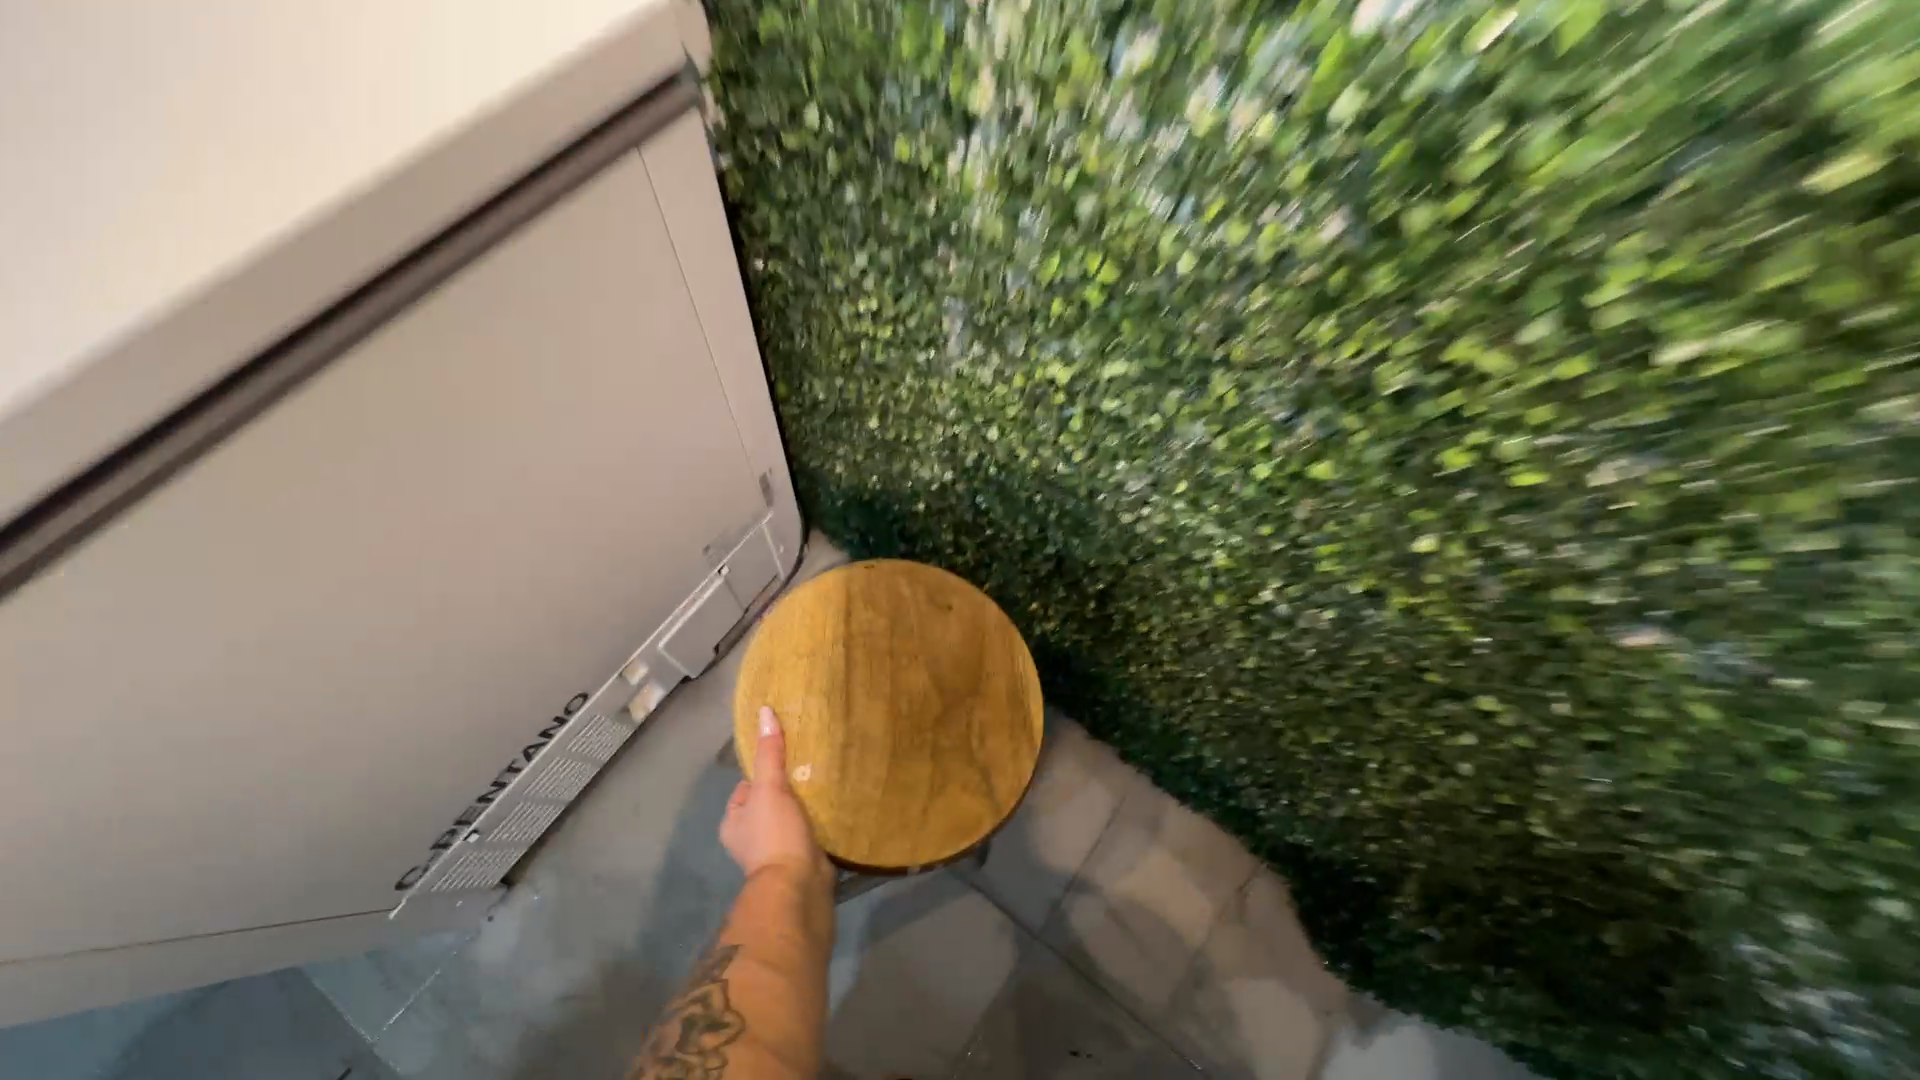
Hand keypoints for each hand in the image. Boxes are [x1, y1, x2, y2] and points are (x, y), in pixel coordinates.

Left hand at [722, 706, 827, 882]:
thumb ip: (769, 752)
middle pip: (769, 800)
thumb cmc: (774, 833)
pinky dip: (816, 821)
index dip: (765, 769)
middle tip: (810, 767)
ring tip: (823, 783)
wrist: (798, 883)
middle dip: (786, 787)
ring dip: (803, 804)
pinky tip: (831, 807)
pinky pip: (806, 830)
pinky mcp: (798, 857)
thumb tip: (764, 711)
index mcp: (734, 820)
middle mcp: (749, 835)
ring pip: (789, 815)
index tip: (787, 757)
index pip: (747, 785)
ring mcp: (774, 848)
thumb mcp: (769, 787)